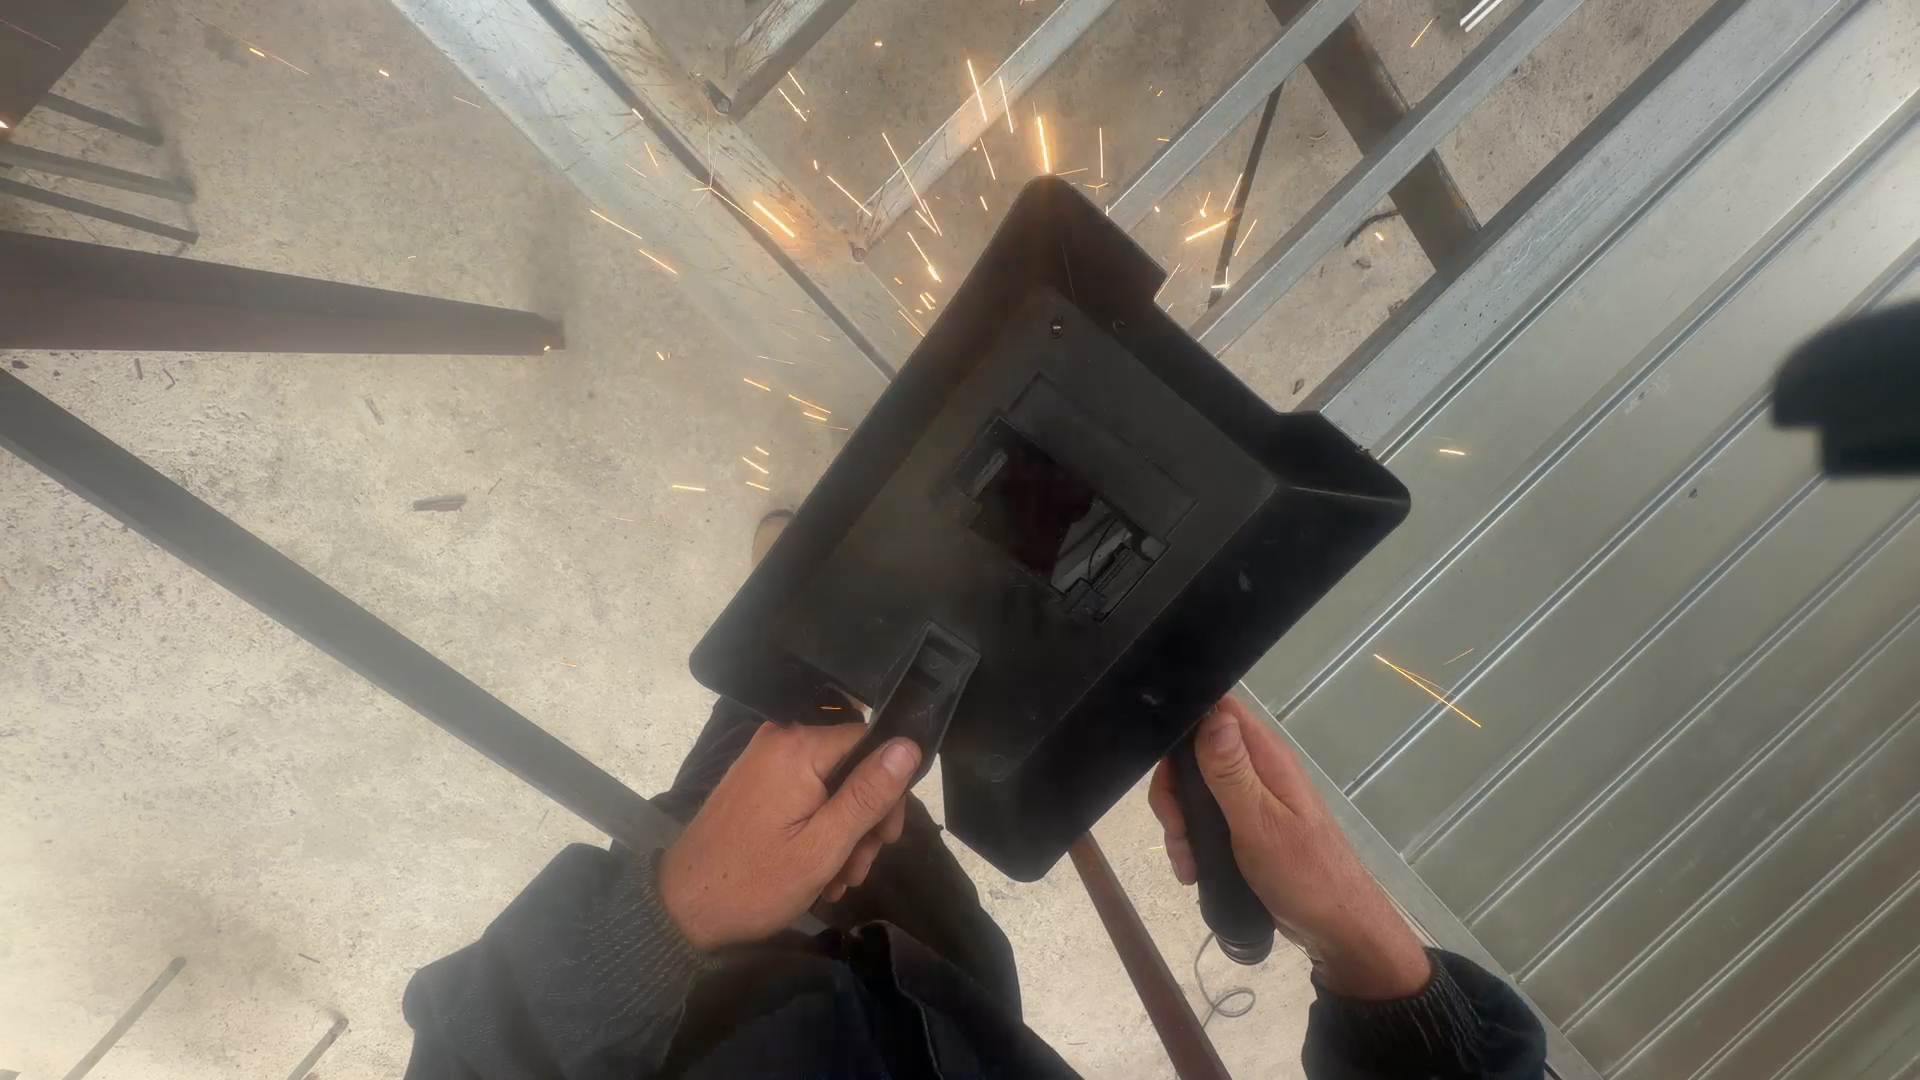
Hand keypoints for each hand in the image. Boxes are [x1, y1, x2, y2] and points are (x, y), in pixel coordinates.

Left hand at [659, 721, 919, 949]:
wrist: (678, 910)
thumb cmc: (754, 883)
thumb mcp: (823, 847)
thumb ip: (868, 794)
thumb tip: (909, 745)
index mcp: (800, 746)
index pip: (871, 741)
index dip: (889, 786)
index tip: (887, 836)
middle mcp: (783, 737)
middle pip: (852, 761)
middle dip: (865, 816)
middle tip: (859, 868)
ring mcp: (767, 756)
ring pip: (832, 779)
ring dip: (844, 828)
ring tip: (837, 878)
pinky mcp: (758, 776)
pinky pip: (806, 787)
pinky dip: (818, 823)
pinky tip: (818, 867)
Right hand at [1148, 697, 1430, 999]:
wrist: (1341, 935)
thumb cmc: (1304, 876)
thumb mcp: (1259, 823)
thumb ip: (1231, 770)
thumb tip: (1212, 716)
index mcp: (1265, 755)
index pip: (1216, 711)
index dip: (1184, 728)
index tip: (1166, 767)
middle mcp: (1259, 766)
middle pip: (1196, 753)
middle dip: (1175, 789)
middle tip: (1174, 828)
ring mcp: (1253, 795)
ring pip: (1197, 788)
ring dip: (1181, 821)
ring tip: (1184, 858)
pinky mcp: (1248, 822)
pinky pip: (1207, 815)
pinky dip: (1193, 837)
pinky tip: (1192, 866)